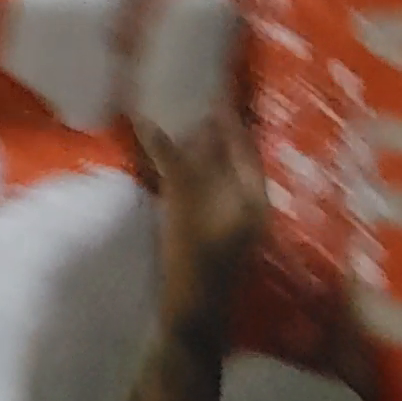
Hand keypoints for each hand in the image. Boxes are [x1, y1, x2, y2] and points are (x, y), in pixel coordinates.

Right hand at [136, 99, 267, 330]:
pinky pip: (207, 187)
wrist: (191, 312)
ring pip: (220, 173)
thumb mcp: (181, 202)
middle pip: (234, 157)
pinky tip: (174, 160)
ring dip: (203, 149)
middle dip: (215, 130)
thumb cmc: (194, 256)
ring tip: (180, 121)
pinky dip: (193, 169)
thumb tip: (148, 119)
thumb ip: (169, 159)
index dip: (228, 117)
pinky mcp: (214, 228)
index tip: (212, 89)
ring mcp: (233, 218)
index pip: (243, 145)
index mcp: (253, 195)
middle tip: (192, 99)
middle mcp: (249, 203)